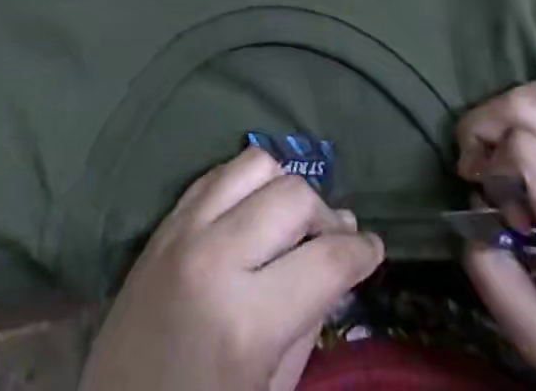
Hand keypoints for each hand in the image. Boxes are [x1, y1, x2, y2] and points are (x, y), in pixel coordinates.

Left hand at [78, 147, 384, 390]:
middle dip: (326, 218)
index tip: (374, 250)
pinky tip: (254, 211)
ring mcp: (181, 233)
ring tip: (291, 224)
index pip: (328, 259)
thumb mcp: (272, 386)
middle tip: (333, 243)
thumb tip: (345, 251)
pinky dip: (246, 183)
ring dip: (285, 188)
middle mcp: (213, 258)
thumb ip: (311, 316)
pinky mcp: (162, 225)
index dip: (363, 251)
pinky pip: (216, 174)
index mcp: (246, 320)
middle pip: (294, 197)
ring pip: (255, 165)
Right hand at [456, 81, 535, 390]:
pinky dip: (535, 112)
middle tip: (473, 174)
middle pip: (531, 107)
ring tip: (493, 155)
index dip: (491, 170)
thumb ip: (496, 283)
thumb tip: (469, 221)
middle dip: (483, 128)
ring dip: (505, 113)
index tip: (495, 213)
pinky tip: (525, 150)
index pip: (526, 151)